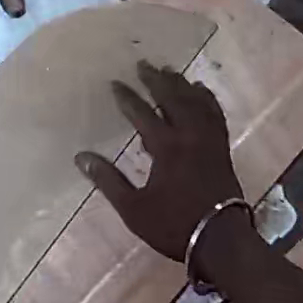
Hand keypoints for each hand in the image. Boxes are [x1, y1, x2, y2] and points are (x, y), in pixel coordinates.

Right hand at [75, 61, 242, 260]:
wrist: (220, 238)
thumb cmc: (173, 225)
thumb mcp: (134, 208)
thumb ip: (108, 180)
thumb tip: (81, 157)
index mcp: (166, 147)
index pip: (142, 113)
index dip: (127, 97)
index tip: (115, 83)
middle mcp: (189, 135)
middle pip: (172, 98)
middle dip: (156, 80)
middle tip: (143, 64)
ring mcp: (209, 139)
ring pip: (195, 101)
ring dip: (180, 84)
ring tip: (168, 71)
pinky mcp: (222, 146)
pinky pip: (215, 113)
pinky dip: (206, 98)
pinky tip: (200, 91)